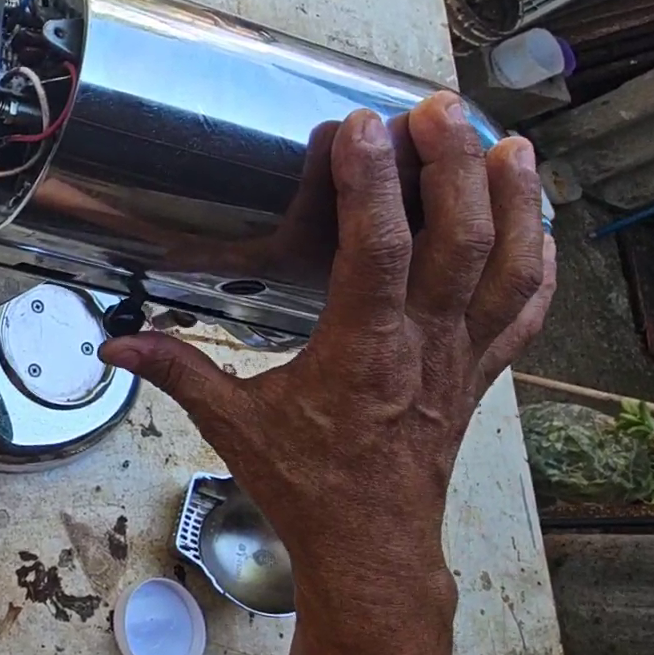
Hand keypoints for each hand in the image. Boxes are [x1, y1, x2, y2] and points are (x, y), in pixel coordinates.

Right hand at [99, 92, 554, 596]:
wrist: (370, 545)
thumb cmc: (305, 484)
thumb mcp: (230, 424)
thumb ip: (175, 372)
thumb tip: (116, 342)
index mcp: (360, 352)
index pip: (375, 251)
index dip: (370, 184)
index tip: (359, 128)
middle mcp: (423, 346)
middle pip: (458, 241)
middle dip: (449, 166)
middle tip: (435, 109)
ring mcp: (461, 358)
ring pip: (508, 267)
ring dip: (511, 200)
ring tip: (505, 141)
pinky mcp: (477, 373)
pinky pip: (523, 308)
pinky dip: (537, 259)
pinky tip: (536, 222)